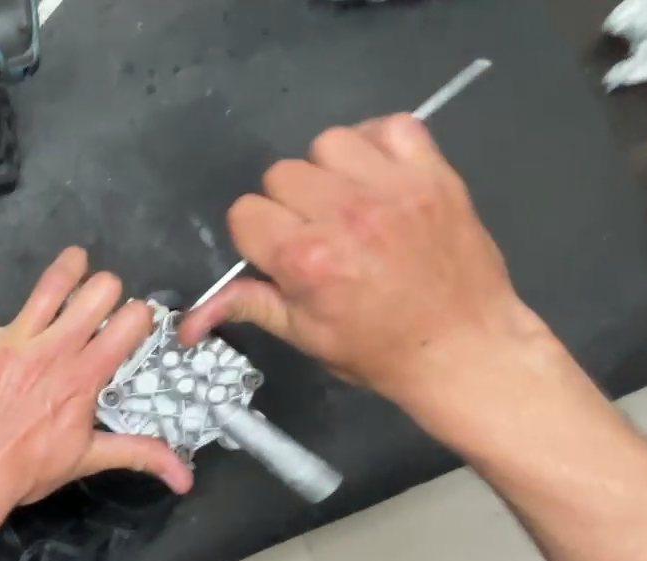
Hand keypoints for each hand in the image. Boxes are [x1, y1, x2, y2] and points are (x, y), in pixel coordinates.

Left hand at [0, 247, 193, 532]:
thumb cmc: (27, 470)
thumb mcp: (87, 460)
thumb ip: (138, 454)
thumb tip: (184, 477)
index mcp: (85, 374)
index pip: (132, 320)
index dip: (138, 318)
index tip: (131, 326)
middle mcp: (53, 348)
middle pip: (98, 289)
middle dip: (106, 291)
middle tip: (98, 304)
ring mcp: (12, 342)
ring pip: (49, 283)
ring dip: (66, 268)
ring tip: (73, 264)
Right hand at [178, 115, 554, 409]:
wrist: (459, 345)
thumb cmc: (373, 348)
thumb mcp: (299, 333)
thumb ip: (245, 306)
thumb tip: (187, 325)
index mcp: (304, 257)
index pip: (245, 213)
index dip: (251, 235)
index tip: (271, 256)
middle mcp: (343, 213)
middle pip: (280, 174)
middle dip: (284, 204)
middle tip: (308, 234)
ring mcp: (392, 188)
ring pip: (328, 143)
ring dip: (325, 170)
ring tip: (340, 203)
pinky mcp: (433, 173)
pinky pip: (391, 126)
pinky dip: (375, 143)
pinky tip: (373, 177)